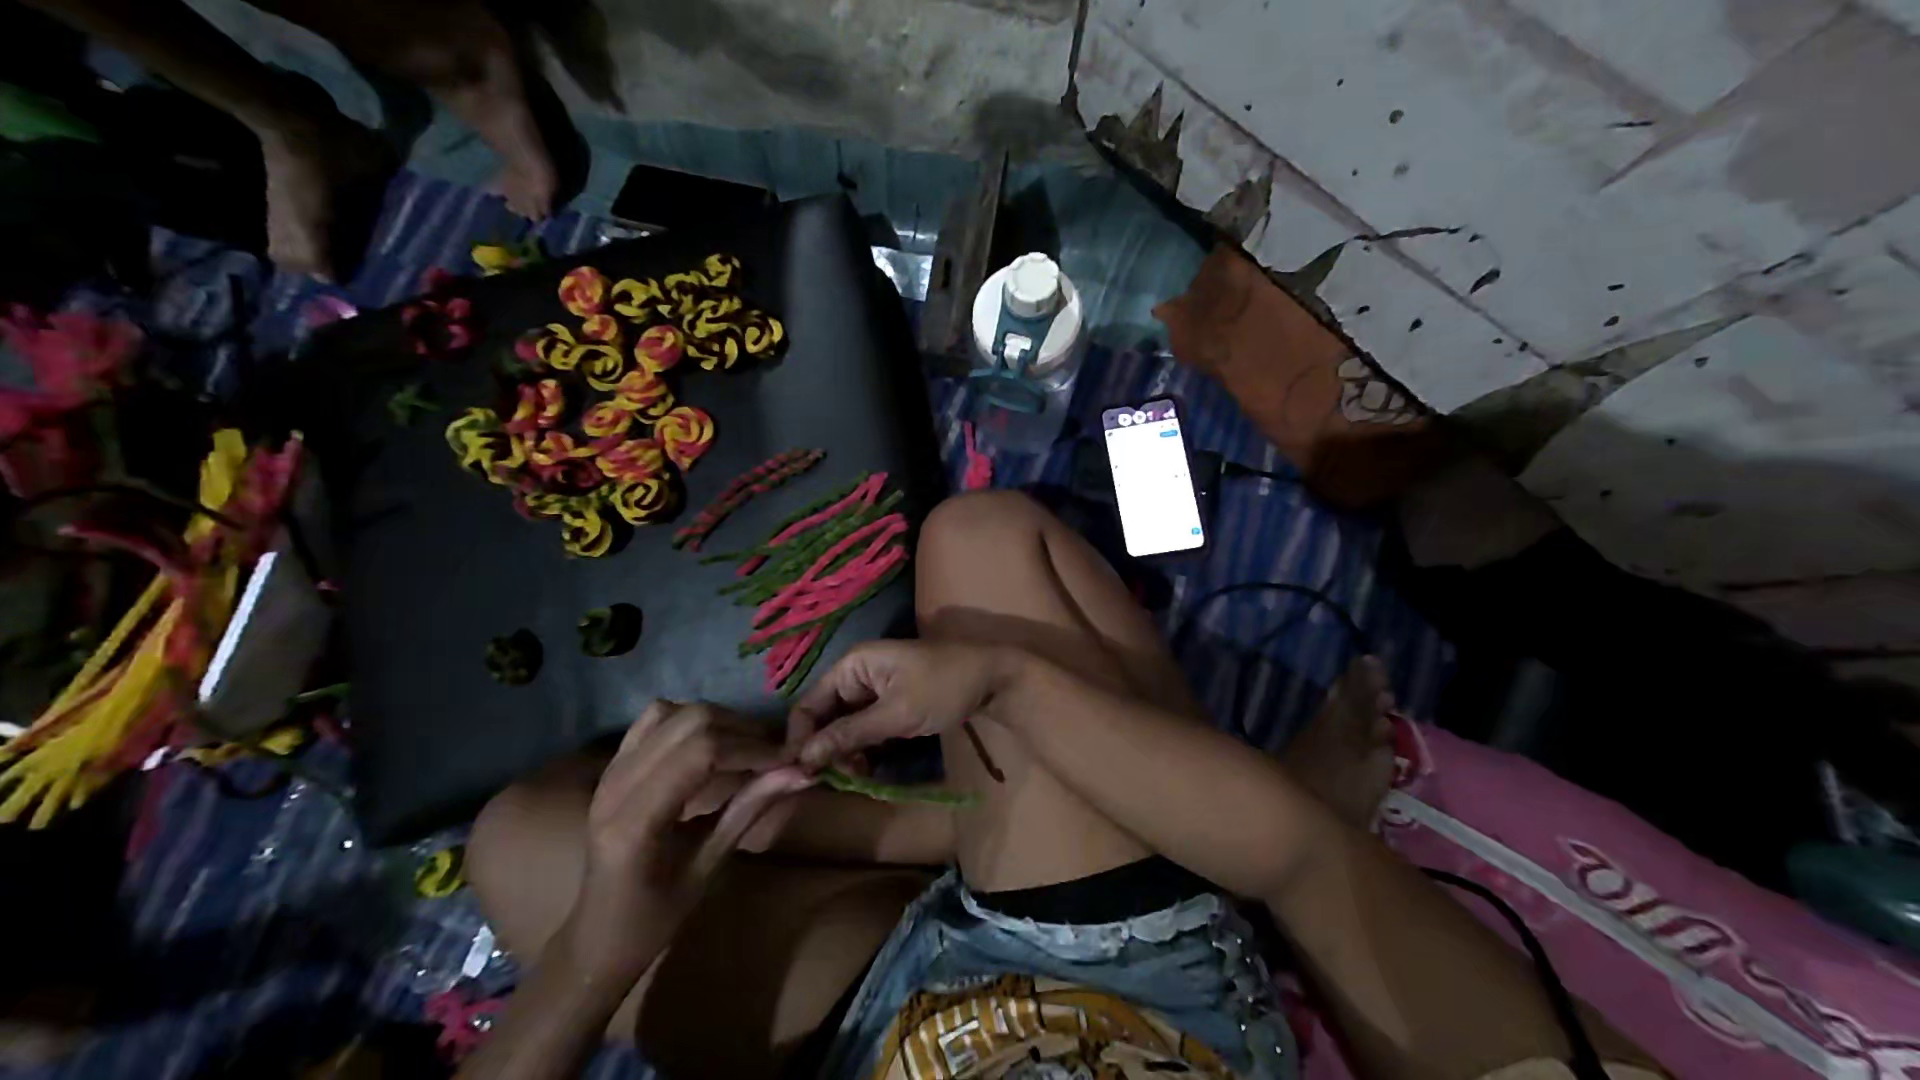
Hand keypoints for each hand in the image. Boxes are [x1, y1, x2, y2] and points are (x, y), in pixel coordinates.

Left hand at [560, 701, 809, 982]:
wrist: (597, 935)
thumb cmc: (654, 918)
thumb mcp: (708, 868)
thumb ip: (749, 811)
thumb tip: (802, 773)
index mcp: (635, 820)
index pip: (701, 752)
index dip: (751, 748)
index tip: (788, 761)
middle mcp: (616, 784)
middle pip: (691, 722)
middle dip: (741, 730)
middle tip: (774, 755)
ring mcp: (610, 769)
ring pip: (675, 712)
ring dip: (719, 721)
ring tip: (746, 749)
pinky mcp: (614, 764)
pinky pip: (655, 719)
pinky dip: (690, 721)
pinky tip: (710, 745)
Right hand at [787, 640, 1011, 769]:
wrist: (993, 680)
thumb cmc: (943, 688)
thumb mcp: (896, 714)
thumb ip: (850, 734)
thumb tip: (805, 757)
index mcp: (852, 666)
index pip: (809, 704)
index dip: (802, 739)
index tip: (802, 775)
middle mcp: (857, 675)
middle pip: (825, 717)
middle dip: (827, 749)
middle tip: (839, 780)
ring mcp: (874, 690)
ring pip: (844, 727)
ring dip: (846, 753)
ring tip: (859, 776)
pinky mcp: (890, 705)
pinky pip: (865, 729)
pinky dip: (865, 749)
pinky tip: (871, 769)